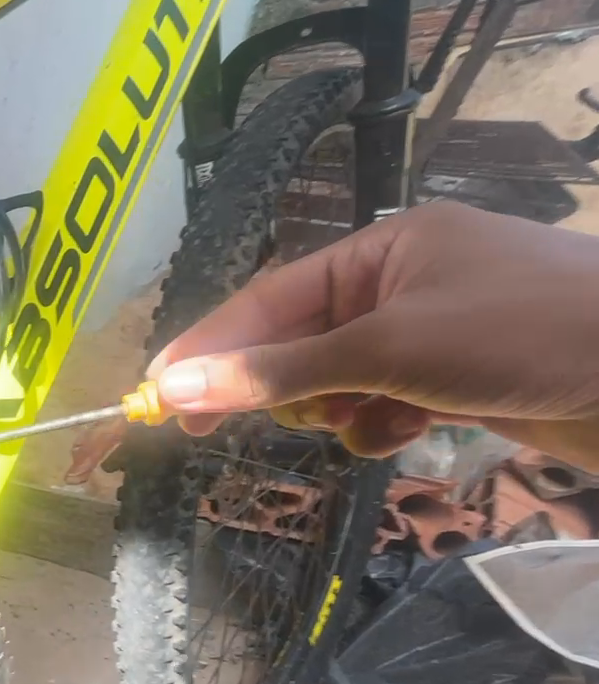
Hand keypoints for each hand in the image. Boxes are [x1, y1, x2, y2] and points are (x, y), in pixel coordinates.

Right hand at [147, 202, 598, 467]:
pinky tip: (401, 432)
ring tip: (358, 422)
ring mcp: (424, 331)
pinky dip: (373, 425)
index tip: (154, 394)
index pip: (263, 302)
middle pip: (289, 343)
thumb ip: (272, 372)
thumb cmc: (528, 337)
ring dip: (327, 410)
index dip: (204, 348)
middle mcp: (396, 284)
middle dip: (268, 387)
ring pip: (325, 380)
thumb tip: (171, 387)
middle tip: (205, 429)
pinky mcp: (448, 375)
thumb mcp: (386, 352)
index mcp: (381, 251)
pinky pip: (371, 403)